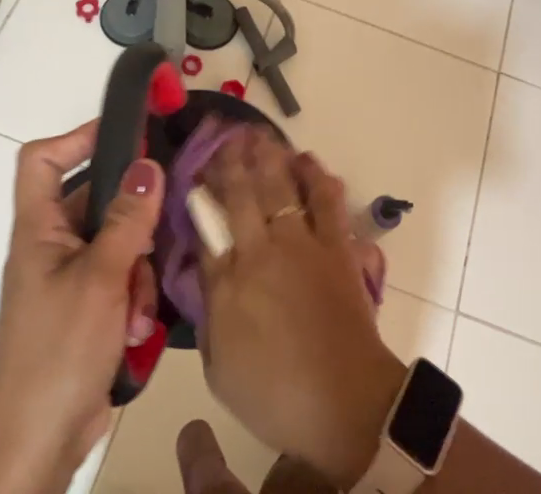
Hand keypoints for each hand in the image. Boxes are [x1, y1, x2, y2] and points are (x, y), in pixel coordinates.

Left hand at [0, 121, 164, 493]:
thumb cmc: (60, 349)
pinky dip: (134, 299)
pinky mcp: (86, 310)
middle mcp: (49, 247)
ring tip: (139, 307)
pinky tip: (139, 329)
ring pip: (116, 244)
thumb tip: (147, 164)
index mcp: (37, 229)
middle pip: (95, 202)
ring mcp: (68, 280)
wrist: (41, 437)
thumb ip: (127, 219)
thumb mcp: (102, 278)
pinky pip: (119, 281)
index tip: (127, 134)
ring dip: (137, 271)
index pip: (41, 160)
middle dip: (132, 221)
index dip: (77, 138)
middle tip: (163, 225)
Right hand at [199, 133, 406, 489]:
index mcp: (229, 280)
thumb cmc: (274, 394)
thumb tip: (206, 267)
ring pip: (282, 186)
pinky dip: (316, 177)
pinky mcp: (338, 248)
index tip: (194, 168)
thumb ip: (210, 309)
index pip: (207, 222)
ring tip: (258, 135)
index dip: (200, 191)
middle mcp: (263, 251)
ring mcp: (304, 245)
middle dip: (232, 160)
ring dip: (269, 157)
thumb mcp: (219, 365)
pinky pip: (327, 201)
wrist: (346, 405)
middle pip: (243, 192)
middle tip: (225, 135)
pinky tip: (307, 161)